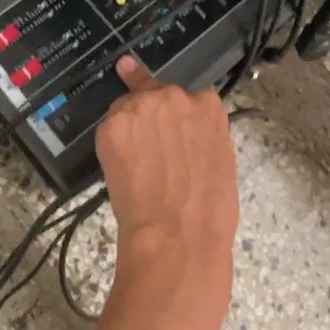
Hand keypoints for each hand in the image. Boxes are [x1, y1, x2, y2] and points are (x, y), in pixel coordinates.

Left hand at [95, 56, 239, 271]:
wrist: (177, 234)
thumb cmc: (209, 208)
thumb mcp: (220, 158)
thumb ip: (201, 134)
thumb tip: (184, 135)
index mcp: (207, 105)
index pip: (188, 98)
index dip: (177, 118)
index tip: (172, 132)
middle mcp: (172, 96)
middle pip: (154, 96)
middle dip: (152, 119)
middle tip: (151, 152)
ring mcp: (140, 107)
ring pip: (128, 110)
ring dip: (130, 130)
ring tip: (135, 165)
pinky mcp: (112, 125)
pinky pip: (109, 130)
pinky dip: (112, 147)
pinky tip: (121, 171)